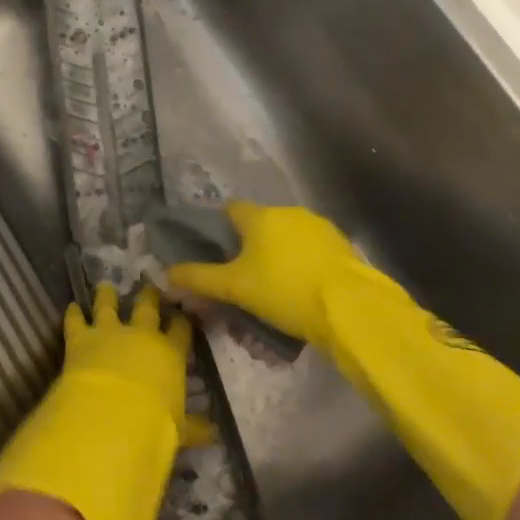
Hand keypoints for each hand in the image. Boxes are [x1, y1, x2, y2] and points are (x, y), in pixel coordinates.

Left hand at [0, 284, 209, 519]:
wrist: (112, 415)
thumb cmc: (154, 424)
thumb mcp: (179, 429)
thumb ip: (194, 427)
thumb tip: (214, 434)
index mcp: (170, 354)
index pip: (181, 331)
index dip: (181, 320)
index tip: (181, 312)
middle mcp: (141, 335)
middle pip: (146, 308)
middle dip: (149, 296)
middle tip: (149, 287)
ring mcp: (109, 332)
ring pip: (108, 305)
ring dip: (107, 295)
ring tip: (106, 285)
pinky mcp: (80, 337)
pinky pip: (75, 320)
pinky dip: (73, 313)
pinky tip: (71, 306)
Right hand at [172, 200, 519, 519]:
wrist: (353, 309)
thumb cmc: (285, 290)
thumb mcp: (234, 288)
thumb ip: (199, 278)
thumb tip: (167, 274)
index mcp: (260, 216)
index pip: (229, 210)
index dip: (218, 230)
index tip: (215, 255)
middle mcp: (289, 213)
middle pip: (259, 225)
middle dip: (248, 249)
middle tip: (241, 282)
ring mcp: (321, 229)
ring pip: (288, 240)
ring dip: (277, 259)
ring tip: (273, 294)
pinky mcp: (344, 249)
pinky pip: (311, 254)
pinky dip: (302, 268)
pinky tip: (301, 296)